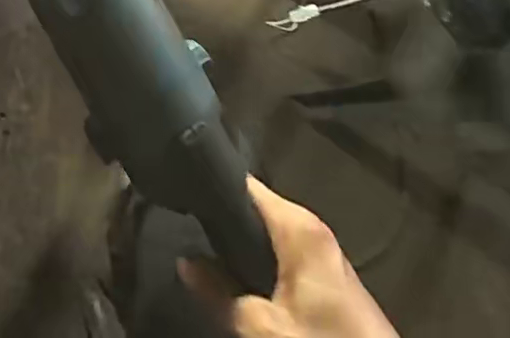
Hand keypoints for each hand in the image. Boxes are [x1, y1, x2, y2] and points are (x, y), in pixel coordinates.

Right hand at [179, 178, 398, 337]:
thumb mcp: (263, 328)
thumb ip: (219, 293)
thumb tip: (184, 262)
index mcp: (298, 226)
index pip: (246, 186)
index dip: (213, 187)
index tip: (182, 194)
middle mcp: (311, 228)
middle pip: (256, 210)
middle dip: (223, 222)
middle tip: (185, 230)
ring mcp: (323, 254)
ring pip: (268, 236)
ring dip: (240, 247)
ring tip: (202, 254)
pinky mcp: (327, 280)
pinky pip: (282, 257)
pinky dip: (259, 264)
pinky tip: (238, 281)